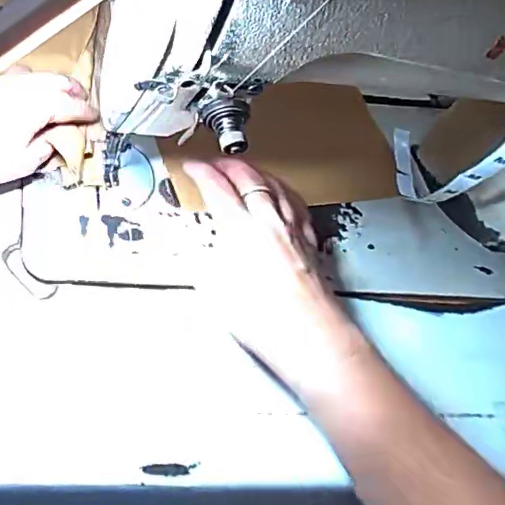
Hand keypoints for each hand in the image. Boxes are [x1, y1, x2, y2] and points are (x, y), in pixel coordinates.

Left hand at [0, 69, 98, 224]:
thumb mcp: (24, 161)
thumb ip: (48, 146)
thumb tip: (60, 139)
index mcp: (39, 103)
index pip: (72, 106)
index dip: (88, 114)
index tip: (96, 120)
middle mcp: (25, 85)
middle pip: (60, 82)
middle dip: (75, 94)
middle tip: (83, 108)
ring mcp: (4, 81)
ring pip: (40, 75)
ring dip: (55, 85)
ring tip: (61, 99)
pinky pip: (21, 76)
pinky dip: (34, 83)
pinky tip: (30, 94)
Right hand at [181, 159, 373, 404]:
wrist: (312, 340)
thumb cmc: (265, 321)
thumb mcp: (214, 288)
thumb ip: (206, 256)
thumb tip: (199, 244)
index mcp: (242, 229)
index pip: (217, 188)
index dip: (201, 172)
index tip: (192, 167)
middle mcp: (269, 222)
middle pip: (249, 179)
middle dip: (228, 165)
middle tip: (215, 163)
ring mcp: (293, 230)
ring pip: (276, 186)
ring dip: (257, 172)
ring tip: (247, 168)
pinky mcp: (309, 243)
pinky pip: (295, 204)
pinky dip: (282, 190)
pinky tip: (283, 194)